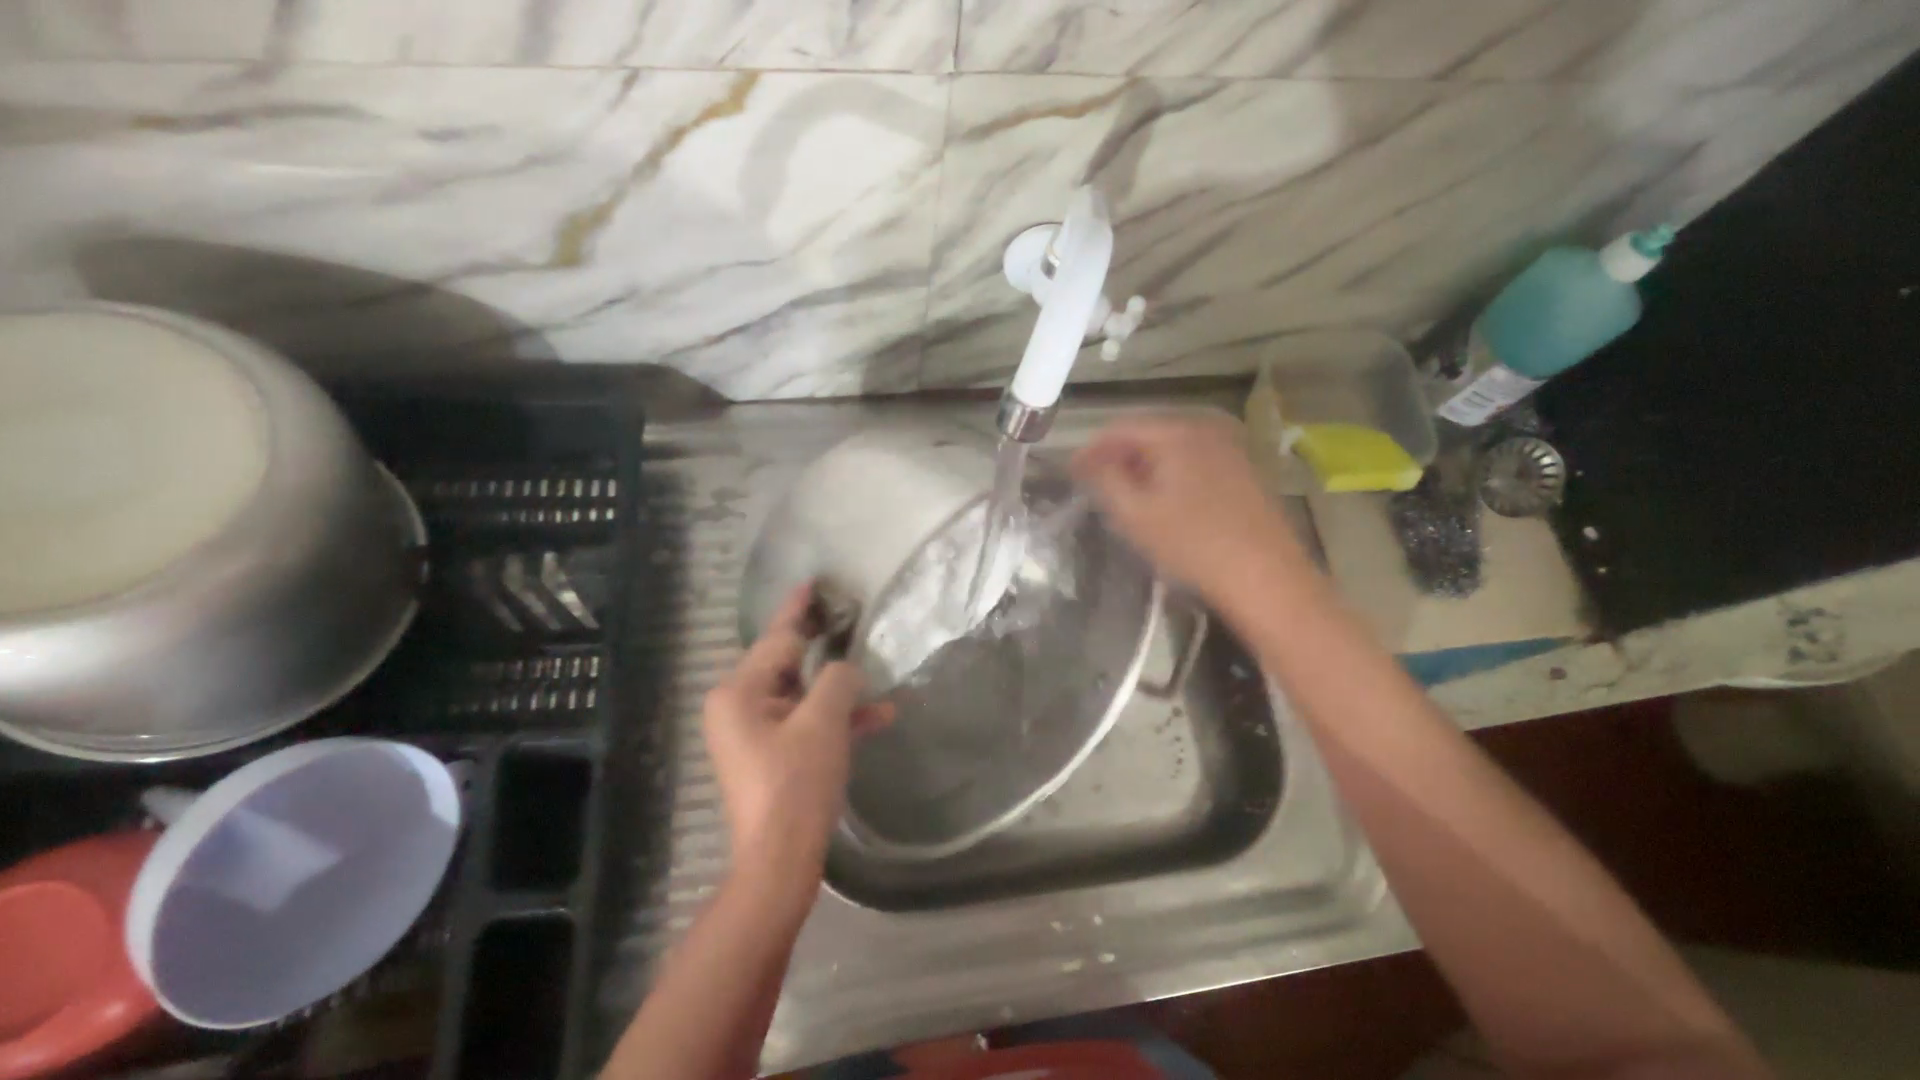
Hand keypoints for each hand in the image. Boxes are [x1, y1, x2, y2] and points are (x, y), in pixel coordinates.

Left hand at [703, 585, 893, 899]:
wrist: (780, 860)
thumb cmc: (796, 784)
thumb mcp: (823, 724)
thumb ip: (838, 682)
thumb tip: (846, 670)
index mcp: (738, 693)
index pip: (777, 639)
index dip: (800, 609)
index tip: (814, 582)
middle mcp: (737, 708)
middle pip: (788, 666)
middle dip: (827, 652)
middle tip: (851, 621)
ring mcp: (751, 735)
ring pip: (801, 697)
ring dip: (839, 693)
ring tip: (878, 679)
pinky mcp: (769, 758)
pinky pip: (803, 725)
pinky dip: (834, 721)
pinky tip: (877, 717)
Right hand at [1072, 411, 1302, 599]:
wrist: (1266, 577)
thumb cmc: (1194, 545)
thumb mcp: (1135, 515)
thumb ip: (1104, 479)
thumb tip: (1086, 460)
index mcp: (1177, 432)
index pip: (1120, 428)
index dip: (1091, 449)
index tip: (1070, 473)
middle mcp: (1207, 429)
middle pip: (1149, 434)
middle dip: (1118, 457)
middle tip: (1094, 485)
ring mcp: (1231, 449)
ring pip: (1173, 449)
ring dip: (1145, 468)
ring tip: (1125, 496)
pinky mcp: (1245, 472)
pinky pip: (1195, 463)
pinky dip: (1172, 475)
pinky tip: (1164, 503)